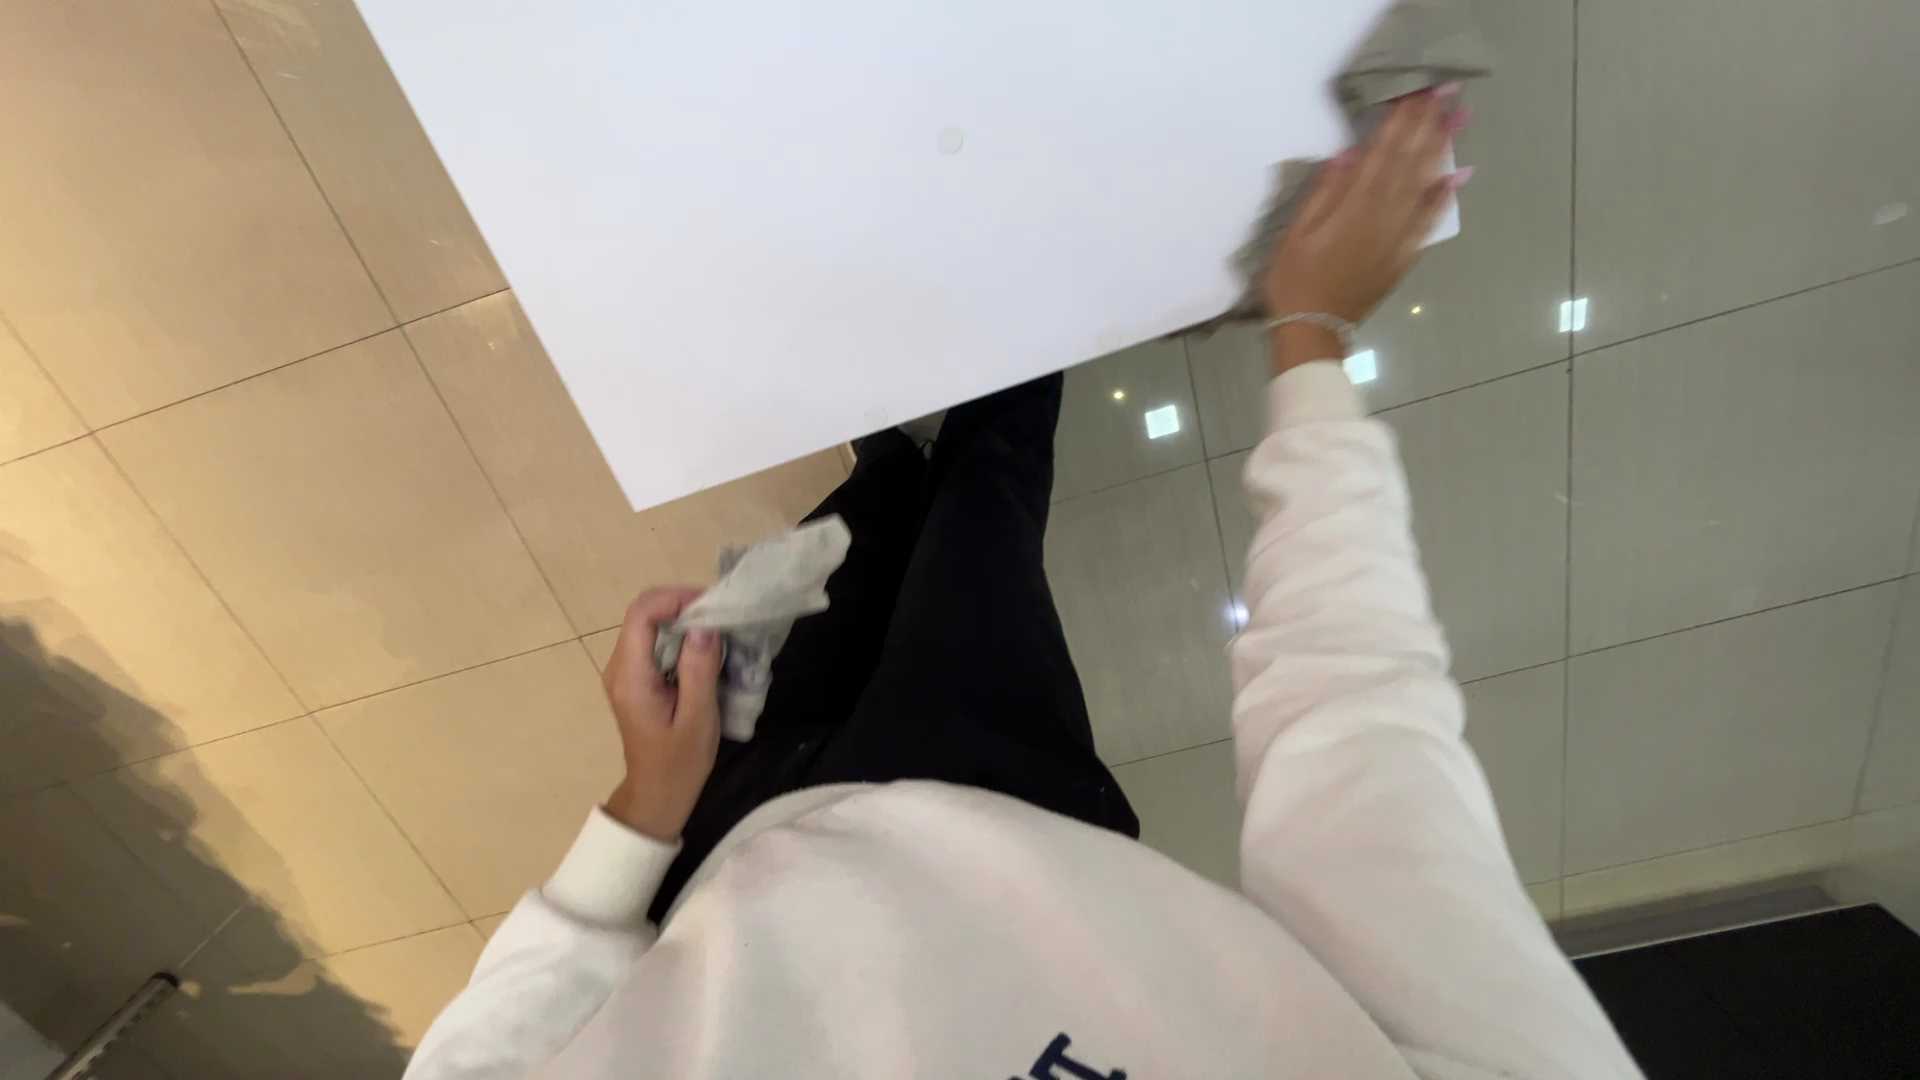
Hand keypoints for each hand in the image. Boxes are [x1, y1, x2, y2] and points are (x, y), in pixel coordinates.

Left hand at [598, 588, 723, 840]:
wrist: (658, 794)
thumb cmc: (679, 762)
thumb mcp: (698, 718)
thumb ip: (699, 669)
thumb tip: (704, 626)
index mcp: (631, 676)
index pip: (642, 614)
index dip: (676, 599)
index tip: (712, 606)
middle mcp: (620, 667)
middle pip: (644, 613)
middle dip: (683, 604)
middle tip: (722, 615)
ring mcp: (626, 671)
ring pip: (650, 623)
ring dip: (684, 618)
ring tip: (720, 629)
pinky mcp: (638, 676)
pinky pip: (655, 640)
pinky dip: (681, 634)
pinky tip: (707, 647)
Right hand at [1264, 87, 1471, 330]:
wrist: (1312, 329)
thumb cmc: (1293, 282)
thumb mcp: (1293, 237)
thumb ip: (1322, 196)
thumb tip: (1347, 157)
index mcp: (1352, 209)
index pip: (1380, 155)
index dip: (1398, 122)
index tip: (1414, 92)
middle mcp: (1382, 217)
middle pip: (1407, 164)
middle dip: (1425, 126)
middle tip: (1444, 92)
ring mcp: (1396, 238)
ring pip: (1423, 186)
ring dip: (1440, 151)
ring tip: (1458, 119)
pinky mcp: (1401, 258)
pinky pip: (1427, 223)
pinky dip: (1442, 198)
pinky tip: (1456, 176)